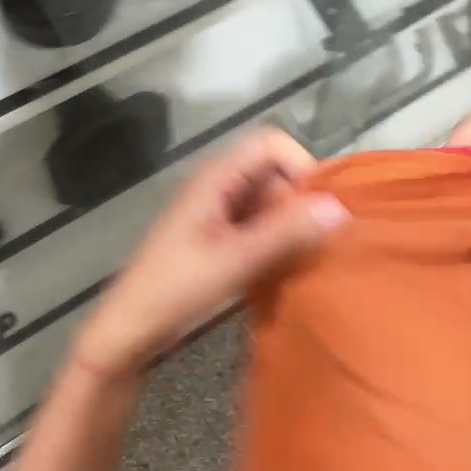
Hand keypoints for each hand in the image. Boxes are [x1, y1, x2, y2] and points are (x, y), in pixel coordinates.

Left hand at [73, 128, 348, 378]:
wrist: (130, 327)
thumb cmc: (176, 288)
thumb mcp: (236, 260)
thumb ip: (286, 232)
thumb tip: (340, 207)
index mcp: (215, 177)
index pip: (270, 143)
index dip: (300, 166)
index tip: (319, 209)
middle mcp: (216, 184)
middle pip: (272, 169)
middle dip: (297, 198)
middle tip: (311, 241)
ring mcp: (215, 210)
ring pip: (266, 198)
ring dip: (287, 221)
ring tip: (300, 257)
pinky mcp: (216, 235)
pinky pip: (256, 222)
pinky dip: (274, 237)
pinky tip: (280, 267)